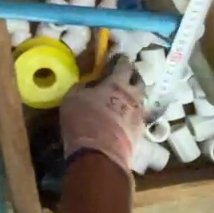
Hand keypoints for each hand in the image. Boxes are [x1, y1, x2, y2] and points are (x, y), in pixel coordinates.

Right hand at [60, 56, 145, 175]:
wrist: (100, 154)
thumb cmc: (84, 120)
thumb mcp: (73, 98)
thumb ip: (83, 87)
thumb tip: (87, 85)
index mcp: (117, 83)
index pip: (124, 65)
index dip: (121, 60)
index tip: (118, 57)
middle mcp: (133, 96)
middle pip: (139, 81)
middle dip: (133, 77)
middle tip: (124, 77)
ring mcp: (139, 115)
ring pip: (140, 100)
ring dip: (133, 97)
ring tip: (122, 100)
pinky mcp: (140, 133)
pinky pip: (137, 118)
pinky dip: (131, 115)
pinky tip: (123, 119)